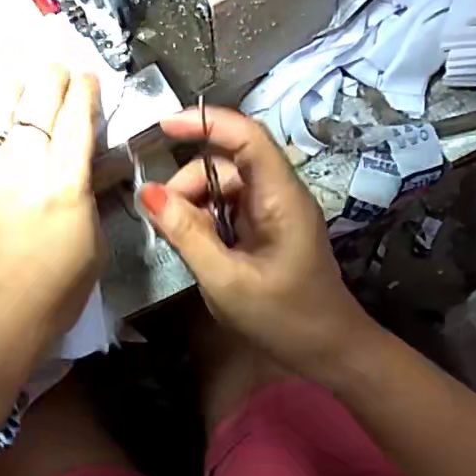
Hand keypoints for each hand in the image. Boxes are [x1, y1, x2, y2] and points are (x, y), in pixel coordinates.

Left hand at [0, 66, 104, 428]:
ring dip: (14, 94)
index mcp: (62, 185)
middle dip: (53, 80)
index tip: (88, 78)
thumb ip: (88, 202)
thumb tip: (85, 171)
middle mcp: (17, 166)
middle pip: (36, 101)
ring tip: (23, 88)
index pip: (76, 118)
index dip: (85, 91)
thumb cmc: (46, 303)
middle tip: (60, 72)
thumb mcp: (91, 253)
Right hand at [139, 107, 381, 378]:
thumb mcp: (226, 280)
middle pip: (227, 163)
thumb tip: (148, 193)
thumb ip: (187, 234)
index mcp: (281, 198)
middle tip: (161, 218)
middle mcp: (278, 195)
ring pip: (222, 187)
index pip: (247, 137)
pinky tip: (191, 243)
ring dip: (192, 203)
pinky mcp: (264, 229)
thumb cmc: (284, 318)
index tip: (163, 125)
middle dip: (188, 182)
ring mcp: (272, 212)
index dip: (206, 123)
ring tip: (174, 236)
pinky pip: (226, 208)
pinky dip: (203, 219)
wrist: (328, 352)